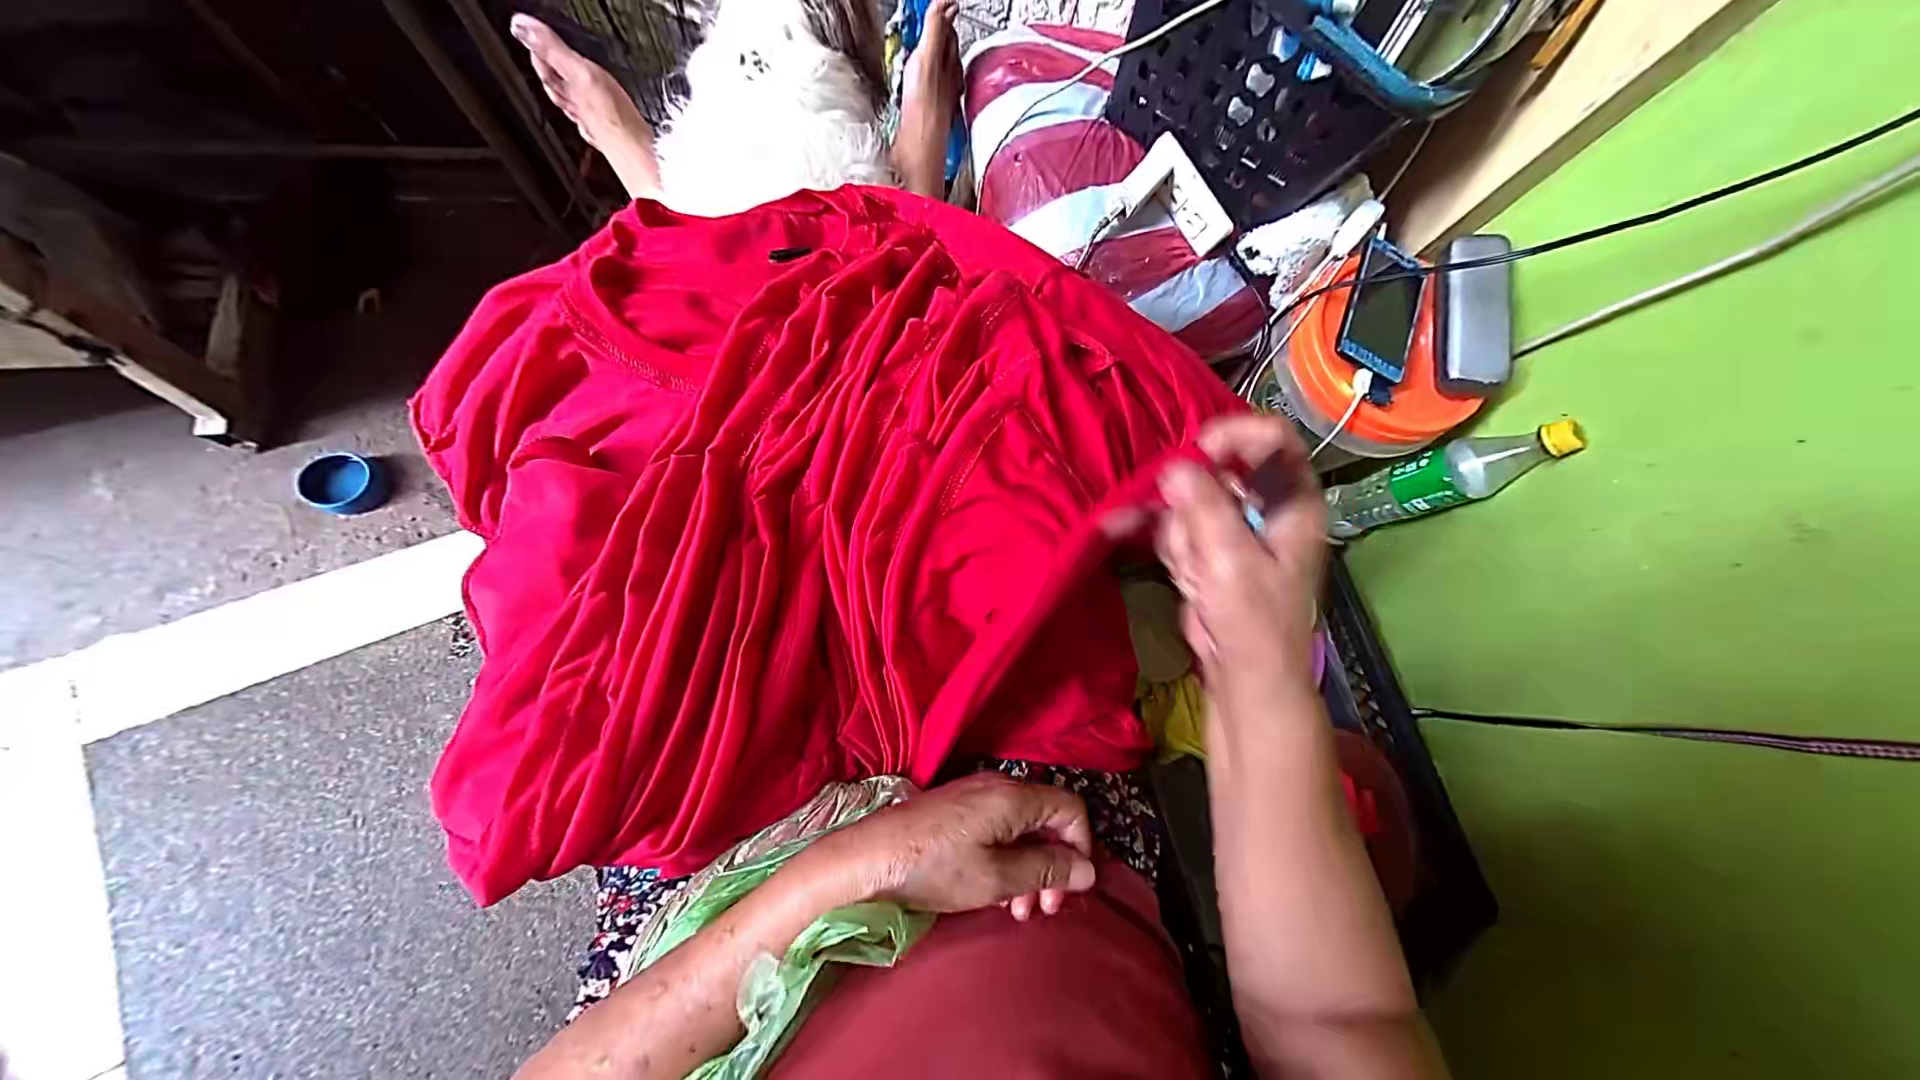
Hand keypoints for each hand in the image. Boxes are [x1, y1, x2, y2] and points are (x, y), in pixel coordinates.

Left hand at [816, 773, 1096, 920]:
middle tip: (1043, 907)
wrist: (869, 857)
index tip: (1068, 886)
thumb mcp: (996, 878)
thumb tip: (1088, 869)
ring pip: (1022, 827)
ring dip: (1029, 867)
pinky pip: (998, 827)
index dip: (1081, 847)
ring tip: (1017, 908)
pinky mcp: (957, 807)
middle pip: (1047, 818)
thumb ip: (1046, 870)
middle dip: (1053, 864)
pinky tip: (994, 890)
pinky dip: (1006, 857)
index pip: (1071, 808)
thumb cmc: (934, 868)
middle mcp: (998, 786)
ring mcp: (975, 794)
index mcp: (1013, 796)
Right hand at [1156, 416, 1326, 701]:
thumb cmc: (1255, 621)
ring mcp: (1233, 524)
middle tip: (1187, 536)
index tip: (1195, 451)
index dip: (1236, 435)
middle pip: (1220, 468)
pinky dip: (1174, 548)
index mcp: (1294, 501)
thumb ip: (1204, 508)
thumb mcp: (1231, 562)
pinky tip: (1187, 578)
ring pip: (1189, 499)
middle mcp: (1265, 505)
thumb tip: (1175, 467)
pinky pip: (1178, 525)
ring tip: (1197, 576)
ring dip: (1182, 536)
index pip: (1273, 439)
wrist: (1244, 672)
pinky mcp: (1208, 543)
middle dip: (1193, 503)